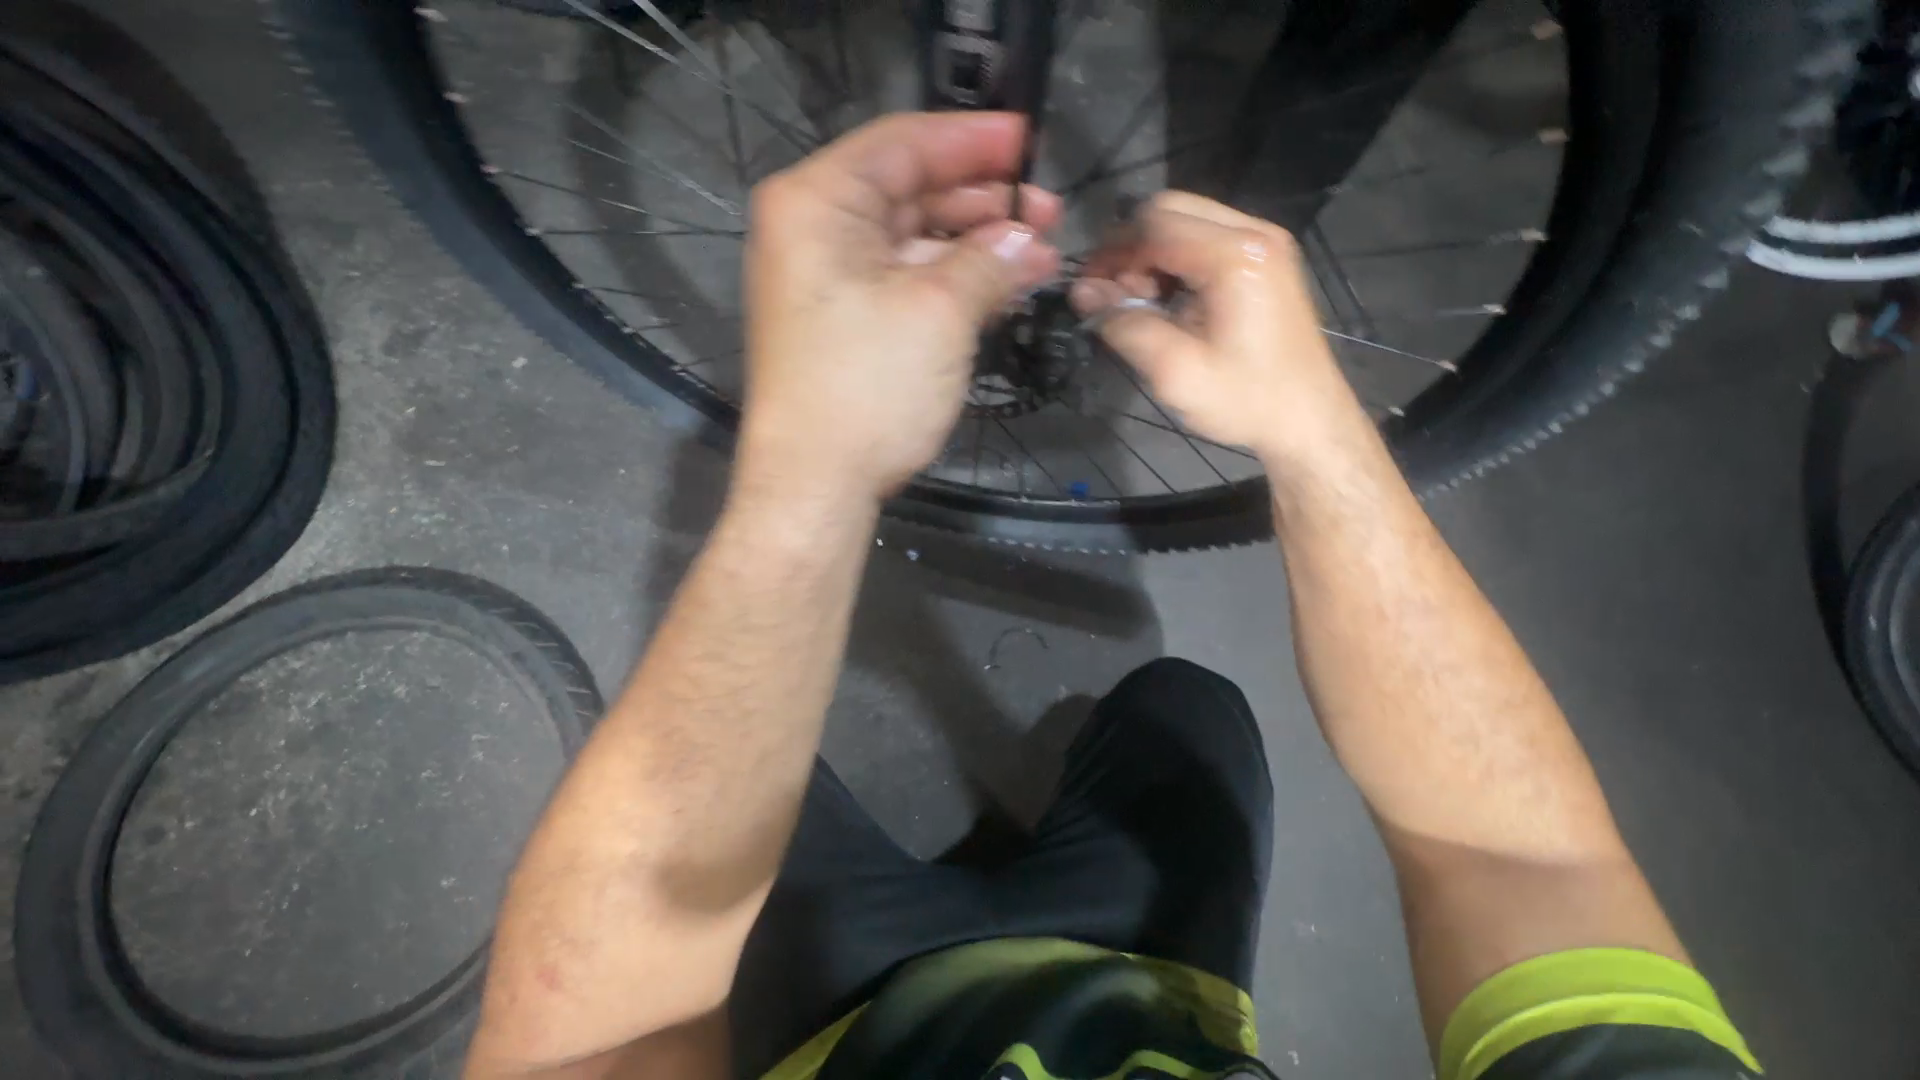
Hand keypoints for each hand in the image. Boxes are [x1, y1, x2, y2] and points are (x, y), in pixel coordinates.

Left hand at [737, 112, 1061, 505]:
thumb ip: (990, 260)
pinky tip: (1005, 285)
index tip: (1032, 143)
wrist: (815, 485)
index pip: (903, 143)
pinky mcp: (843, 321)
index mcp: (818, 202)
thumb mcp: (940, 311)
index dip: (974, 140)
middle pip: (909, 189)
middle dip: (982, 200)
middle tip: (1049, 212)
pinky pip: (904, 280)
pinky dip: (953, 280)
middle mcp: (813, 230)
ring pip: (912, 239)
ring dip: (976, 244)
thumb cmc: (868, 386)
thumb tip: (1030, 239)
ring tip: (1040, 253)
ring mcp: (826, 279)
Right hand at [1070, 192, 1362, 467]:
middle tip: (1116, 296)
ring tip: (1143, 303)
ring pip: (1186, 219)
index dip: (1113, 253)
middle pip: (1169, 210)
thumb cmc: (1245, 400)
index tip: (1090, 291)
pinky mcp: (1265, 258)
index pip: (1154, 224)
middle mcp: (1254, 232)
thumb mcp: (1175, 372)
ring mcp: (1264, 242)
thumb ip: (1124, 324)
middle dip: (1132, 248)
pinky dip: (1177, 259)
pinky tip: (1170, 300)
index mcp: (1235, 256)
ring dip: (1153, 253)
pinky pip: (1207, 237)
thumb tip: (1081, 293)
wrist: (1309, 419)